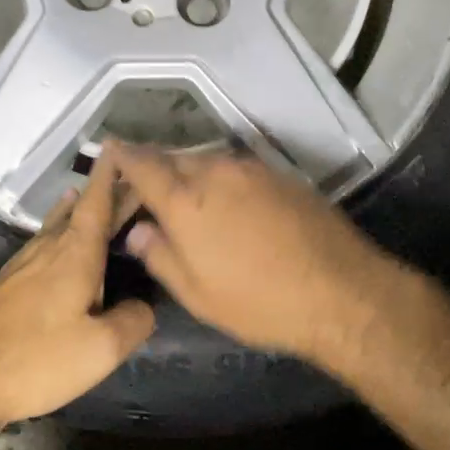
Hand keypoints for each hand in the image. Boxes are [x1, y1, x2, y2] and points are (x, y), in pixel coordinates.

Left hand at [0, 156, 155, 431]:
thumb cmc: (38, 358)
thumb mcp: (101, 349)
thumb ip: (132, 322)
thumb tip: (145, 305)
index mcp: (76, 253)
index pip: (98, 202)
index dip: (111, 175)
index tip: (122, 148)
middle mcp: (50, 247)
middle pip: (82, 210)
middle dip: (108, 194)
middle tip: (133, 182)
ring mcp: (25, 262)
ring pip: (59, 224)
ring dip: (81, 209)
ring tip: (95, 197)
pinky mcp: (10, 281)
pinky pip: (44, 241)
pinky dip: (61, 228)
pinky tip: (60, 237)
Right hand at [108, 142, 400, 363]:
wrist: (341, 291)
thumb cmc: (259, 301)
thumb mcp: (197, 293)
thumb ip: (160, 255)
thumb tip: (139, 230)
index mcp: (185, 200)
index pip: (142, 164)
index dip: (121, 155)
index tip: (108, 148)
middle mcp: (215, 171)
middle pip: (173, 157)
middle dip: (154, 167)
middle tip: (142, 185)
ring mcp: (251, 169)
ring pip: (206, 161)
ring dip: (188, 172)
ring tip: (184, 197)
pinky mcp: (279, 175)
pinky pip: (235, 169)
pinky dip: (220, 179)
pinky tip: (226, 203)